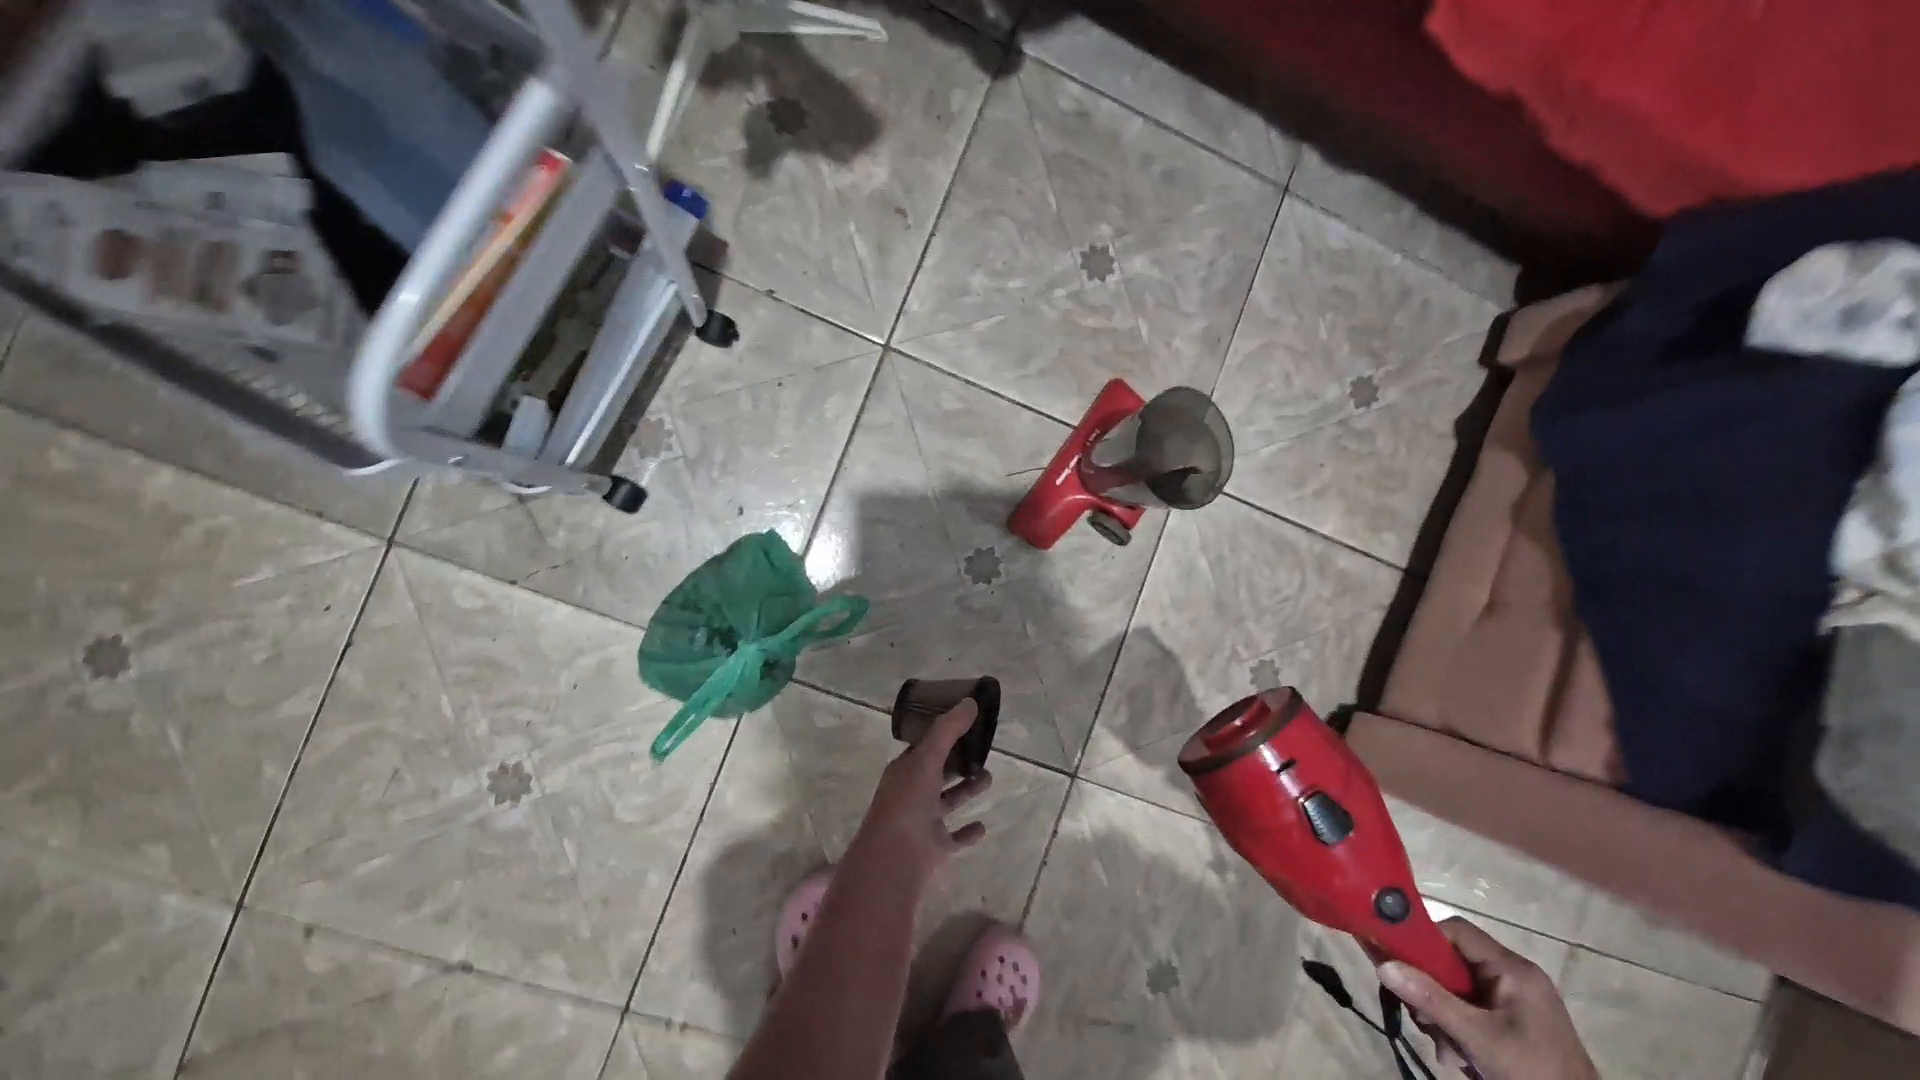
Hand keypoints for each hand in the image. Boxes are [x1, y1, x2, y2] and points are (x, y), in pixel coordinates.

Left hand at [846, 699, 992, 886]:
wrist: (895, 859)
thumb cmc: (907, 803)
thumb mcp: (926, 759)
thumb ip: (948, 731)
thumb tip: (970, 701)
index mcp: (904, 771)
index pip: (925, 748)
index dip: (944, 736)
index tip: (967, 724)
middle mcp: (912, 794)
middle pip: (938, 773)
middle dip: (958, 761)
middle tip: (983, 749)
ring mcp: (923, 822)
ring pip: (948, 801)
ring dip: (967, 790)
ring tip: (988, 778)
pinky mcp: (936, 848)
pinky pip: (955, 837)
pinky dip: (968, 831)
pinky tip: (983, 825)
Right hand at [1378, 918, 1599, 1079]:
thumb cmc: (1533, 1071)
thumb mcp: (1478, 1037)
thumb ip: (1431, 1000)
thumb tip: (1382, 965)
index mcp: (1513, 969)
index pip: (1457, 931)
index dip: (1423, 940)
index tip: (1397, 961)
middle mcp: (1514, 977)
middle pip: (1453, 964)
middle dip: (1432, 993)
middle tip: (1422, 1020)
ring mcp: (1515, 1001)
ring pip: (1458, 992)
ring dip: (1443, 1019)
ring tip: (1448, 1052)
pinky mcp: (1514, 1023)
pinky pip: (1472, 1013)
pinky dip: (1459, 1032)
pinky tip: (1460, 1059)